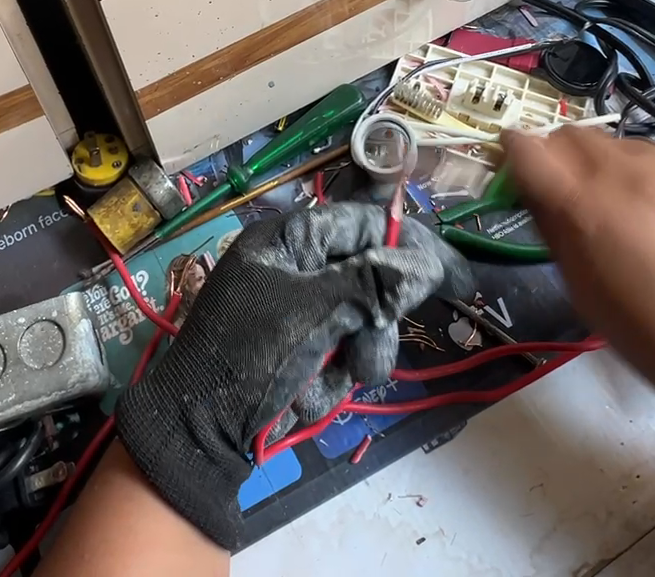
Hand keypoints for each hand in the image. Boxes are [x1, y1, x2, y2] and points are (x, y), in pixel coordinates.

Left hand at [115, 202, 471, 547]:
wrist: (198, 431)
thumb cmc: (249, 354)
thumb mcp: (312, 311)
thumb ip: (371, 281)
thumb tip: (423, 261)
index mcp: (288, 239)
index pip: (363, 223)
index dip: (411, 245)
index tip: (455, 277)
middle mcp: (296, 267)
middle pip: (370, 278)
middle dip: (372, 323)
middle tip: (362, 350)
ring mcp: (299, 310)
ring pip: (363, 323)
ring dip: (353, 360)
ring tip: (326, 380)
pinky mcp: (301, 349)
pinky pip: (342, 356)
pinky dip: (329, 381)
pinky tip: (304, 396)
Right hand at [502, 128, 654, 428]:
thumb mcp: (587, 295)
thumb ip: (556, 232)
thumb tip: (536, 193)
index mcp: (587, 207)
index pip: (528, 147)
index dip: (515, 151)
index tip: (515, 165)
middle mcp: (631, 175)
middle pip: (574, 135)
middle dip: (560, 156)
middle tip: (572, 194)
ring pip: (624, 147)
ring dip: (612, 169)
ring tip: (634, 214)